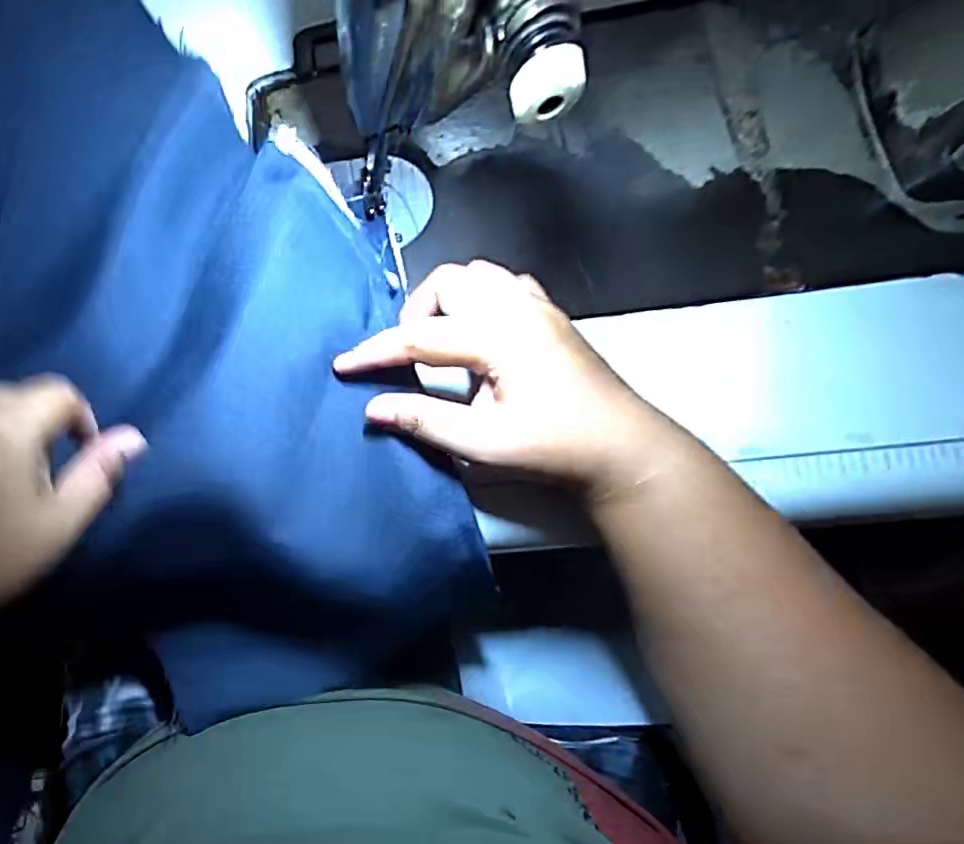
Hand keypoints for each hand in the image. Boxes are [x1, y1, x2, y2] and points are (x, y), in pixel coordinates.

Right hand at [333, 260, 697, 500]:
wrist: (620, 446)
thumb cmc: (553, 446)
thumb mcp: (482, 442)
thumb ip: (424, 420)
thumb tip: (373, 408)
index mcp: (498, 335)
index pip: (418, 336)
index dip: (375, 352)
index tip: (343, 365)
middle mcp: (517, 307)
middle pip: (448, 283)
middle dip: (416, 314)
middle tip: (408, 357)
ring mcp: (538, 306)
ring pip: (476, 276)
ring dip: (447, 303)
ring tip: (439, 345)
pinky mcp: (550, 315)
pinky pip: (504, 286)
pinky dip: (478, 301)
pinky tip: (478, 337)